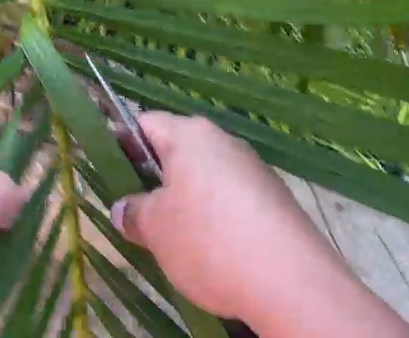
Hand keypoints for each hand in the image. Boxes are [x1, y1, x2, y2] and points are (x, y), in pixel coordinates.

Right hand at [112, 112, 408, 337]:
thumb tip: (124, 209)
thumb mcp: (154, 229)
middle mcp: (224, 142)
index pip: (145, 123)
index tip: (113, 170)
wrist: (296, 286)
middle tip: (141, 210)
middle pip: (179, 151)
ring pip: (208, 178)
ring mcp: (256, 172)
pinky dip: (221, 221)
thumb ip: (133, 212)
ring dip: (189, 201)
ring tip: (177, 240)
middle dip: (158, 178)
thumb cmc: (210, 241)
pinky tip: (217, 255)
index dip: (123, 143)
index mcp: (189, 134)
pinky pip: (235, 203)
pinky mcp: (279, 204)